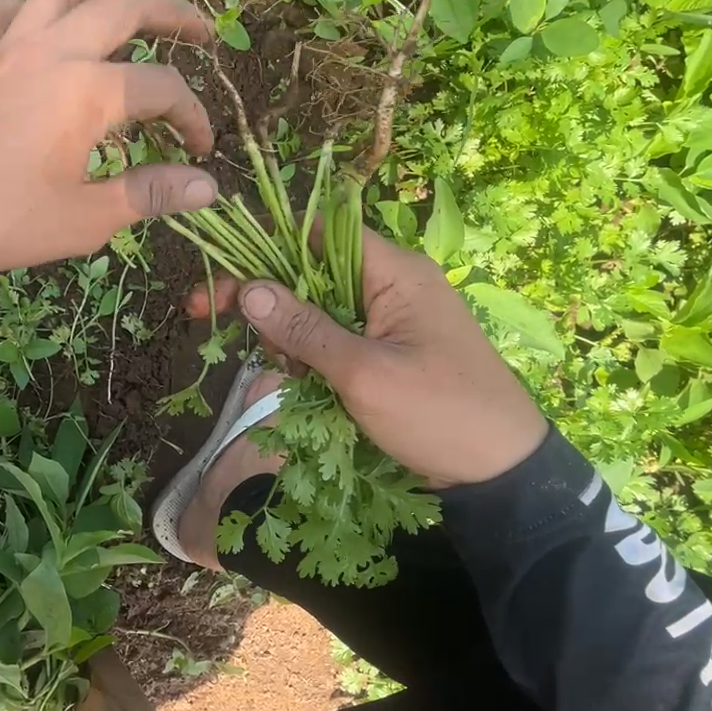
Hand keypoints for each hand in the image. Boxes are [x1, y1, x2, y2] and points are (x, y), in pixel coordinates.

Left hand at [0, 0, 219, 275]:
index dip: (193, 117)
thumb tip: (209, 186)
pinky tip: (35, 22)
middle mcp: (50, 51)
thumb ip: (150, 195)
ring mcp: (4, 49)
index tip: (200, 148)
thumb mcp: (85, 219)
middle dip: (173, 12)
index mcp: (87, 92)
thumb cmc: (3, 222)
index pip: (163, 90)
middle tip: (200, 30)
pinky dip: (23, 7)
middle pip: (124, 5)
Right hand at [190, 227, 547, 486]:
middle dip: (261, 292)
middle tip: (207, 313)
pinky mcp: (386, 346)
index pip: (317, 233)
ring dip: (284, 329)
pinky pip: (332, 333)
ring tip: (274, 365)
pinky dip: (306, 350)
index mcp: (394, 273)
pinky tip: (293, 375)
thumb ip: (304, 329)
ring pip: (314, 304)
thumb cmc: (440, 415)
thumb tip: (248, 288)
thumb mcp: (364, 374)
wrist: (504, 477)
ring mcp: (389, 316)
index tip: (222, 275)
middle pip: (308, 269)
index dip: (265, 246)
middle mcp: (390, 284)